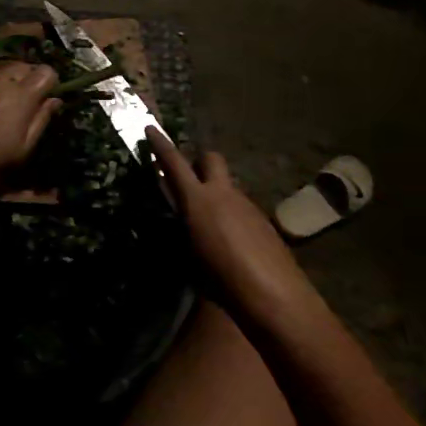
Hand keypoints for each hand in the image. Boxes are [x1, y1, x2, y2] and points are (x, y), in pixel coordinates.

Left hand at [0, 62, 62, 195]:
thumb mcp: (23, 150)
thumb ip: (41, 120)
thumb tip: (55, 100)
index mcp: (21, 96)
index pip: (46, 72)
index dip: (50, 82)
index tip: (46, 96)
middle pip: (23, 67)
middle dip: (29, 79)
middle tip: (25, 102)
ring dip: (6, 82)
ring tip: (0, 104)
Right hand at [145, 127, 314, 309]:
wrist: (275, 296)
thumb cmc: (221, 279)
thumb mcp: (187, 256)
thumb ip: (180, 229)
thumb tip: (176, 217)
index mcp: (198, 199)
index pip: (174, 162)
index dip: (160, 144)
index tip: (150, 128)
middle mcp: (223, 193)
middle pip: (210, 158)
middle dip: (198, 161)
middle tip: (187, 179)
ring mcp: (247, 205)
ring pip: (227, 184)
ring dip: (215, 191)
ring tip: (207, 220)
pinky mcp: (263, 221)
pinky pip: (240, 206)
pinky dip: (230, 212)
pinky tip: (230, 240)